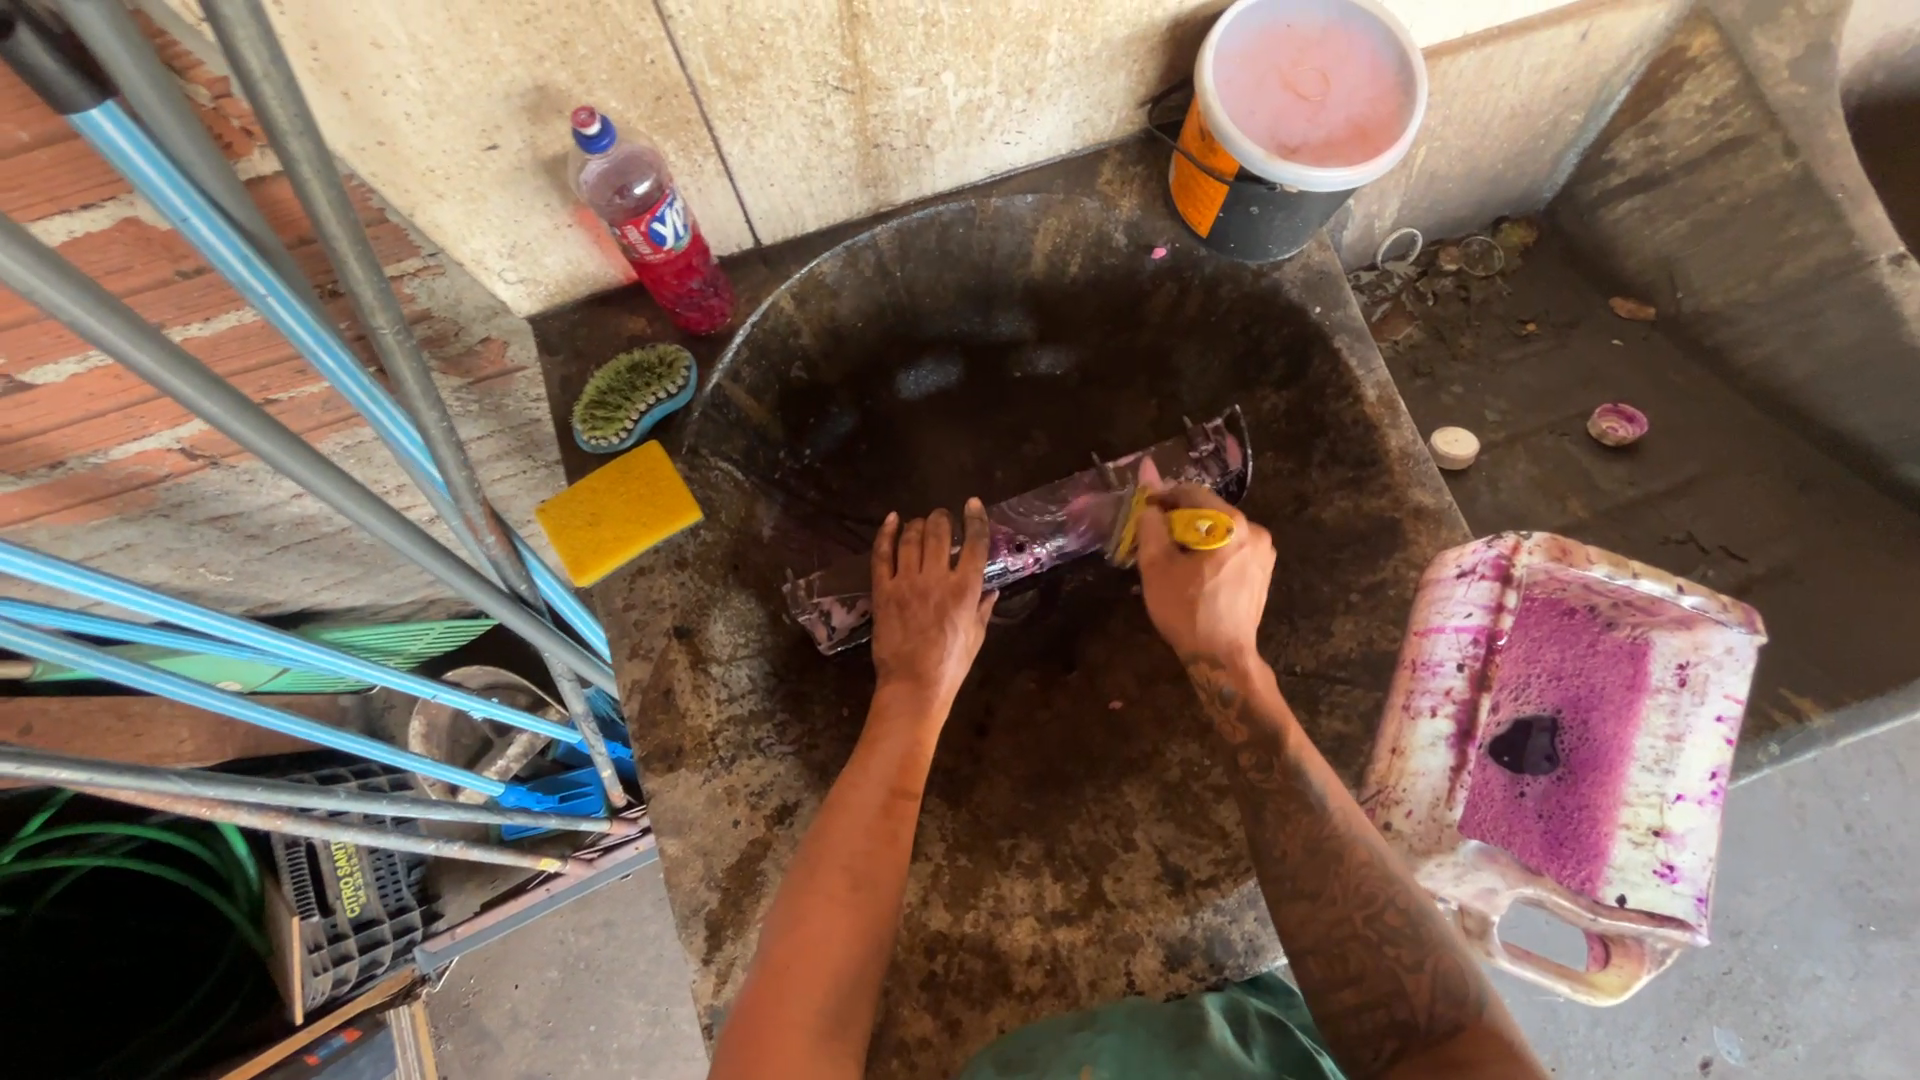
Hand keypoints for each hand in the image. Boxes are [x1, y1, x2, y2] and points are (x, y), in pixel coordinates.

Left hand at [869, 498, 997, 714]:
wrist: (914, 684)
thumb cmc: (951, 664)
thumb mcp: (976, 636)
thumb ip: (983, 608)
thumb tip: (992, 590)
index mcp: (966, 589)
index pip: (975, 543)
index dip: (975, 519)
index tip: (973, 504)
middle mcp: (937, 579)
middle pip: (939, 532)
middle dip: (942, 518)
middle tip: (942, 518)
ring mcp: (907, 583)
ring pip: (911, 538)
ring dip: (917, 524)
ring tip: (920, 523)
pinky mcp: (883, 591)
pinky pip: (882, 554)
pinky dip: (886, 533)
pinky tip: (892, 520)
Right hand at [1133, 457, 1275, 667]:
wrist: (1222, 657)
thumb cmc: (1187, 610)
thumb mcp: (1157, 567)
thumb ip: (1151, 526)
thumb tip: (1149, 506)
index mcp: (1232, 524)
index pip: (1192, 492)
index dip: (1163, 495)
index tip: (1144, 508)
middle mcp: (1255, 531)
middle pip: (1208, 511)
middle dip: (1178, 518)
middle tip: (1152, 535)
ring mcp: (1263, 553)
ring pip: (1219, 530)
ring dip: (1193, 535)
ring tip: (1170, 554)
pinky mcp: (1262, 571)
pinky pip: (1230, 548)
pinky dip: (1209, 550)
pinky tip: (1192, 570)